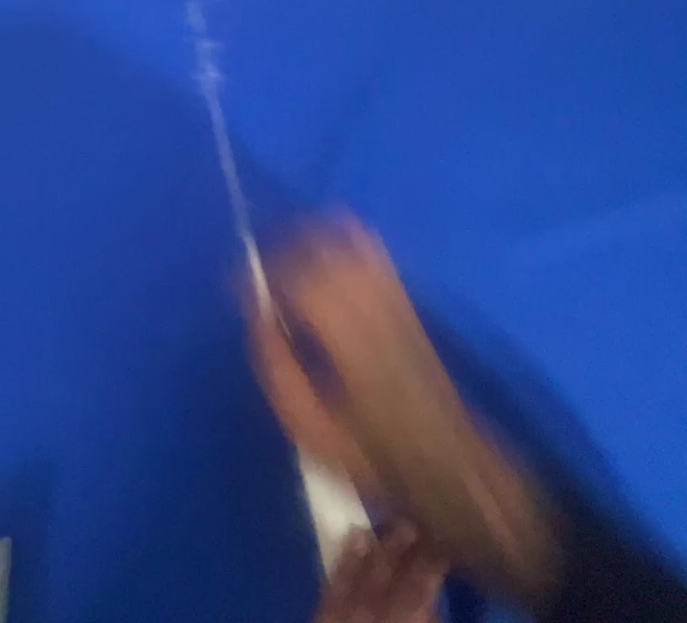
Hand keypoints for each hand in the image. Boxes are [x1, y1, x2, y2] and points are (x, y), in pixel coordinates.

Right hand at [249, 216, 563, 611]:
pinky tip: (337, 227)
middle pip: (326, 256)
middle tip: (260, 261)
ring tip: (288, 243)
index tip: (244, 282)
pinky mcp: (406, 302)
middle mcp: (372, 310)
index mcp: (345, 340)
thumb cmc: (368, 450)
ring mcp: (394, 302)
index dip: (268, 275)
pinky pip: (379, 255)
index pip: (302, 284)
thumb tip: (257, 317)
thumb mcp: (308, 426)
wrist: (442, 457)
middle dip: (286, 248)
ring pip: (352, 247)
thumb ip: (278, 369)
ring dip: (315, 236)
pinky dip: (354, 235)